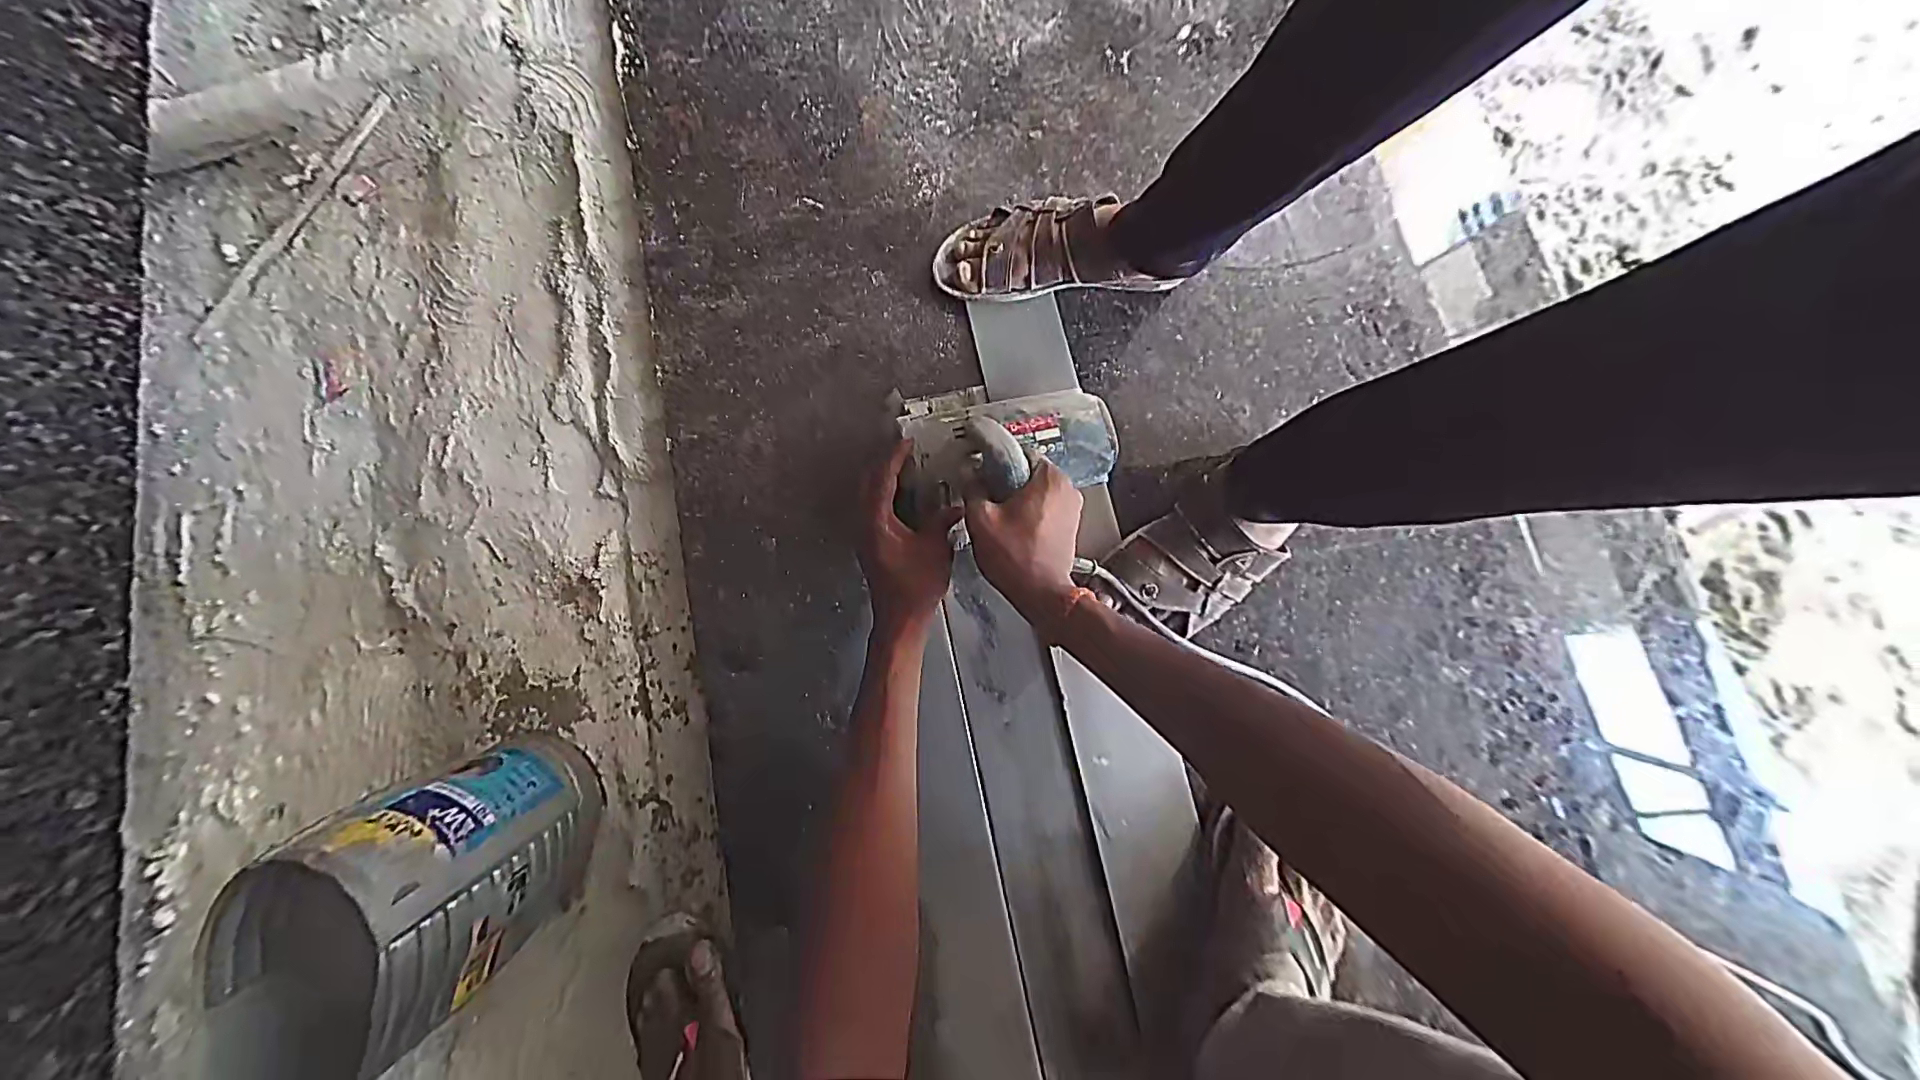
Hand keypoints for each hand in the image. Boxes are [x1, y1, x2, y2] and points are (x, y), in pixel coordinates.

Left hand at [857, 440, 963, 634]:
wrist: (900, 617)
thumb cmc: (914, 588)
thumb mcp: (934, 548)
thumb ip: (941, 521)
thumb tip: (954, 506)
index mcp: (878, 522)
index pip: (882, 479)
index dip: (894, 458)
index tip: (906, 444)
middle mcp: (865, 526)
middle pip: (868, 483)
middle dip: (885, 464)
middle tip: (904, 453)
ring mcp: (865, 535)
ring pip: (868, 496)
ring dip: (884, 480)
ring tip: (905, 471)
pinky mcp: (870, 544)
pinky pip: (872, 509)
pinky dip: (885, 496)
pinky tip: (904, 499)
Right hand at [963, 457, 1082, 626]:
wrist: (1042, 594)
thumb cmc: (1016, 558)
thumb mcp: (980, 519)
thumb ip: (973, 489)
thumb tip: (970, 474)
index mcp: (1050, 478)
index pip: (1018, 452)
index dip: (994, 460)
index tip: (979, 468)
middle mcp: (1067, 488)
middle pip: (1028, 472)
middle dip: (1005, 481)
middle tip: (985, 496)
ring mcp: (1072, 508)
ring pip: (1036, 491)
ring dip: (1017, 497)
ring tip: (996, 515)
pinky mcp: (1070, 525)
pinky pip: (1044, 508)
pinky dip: (1028, 512)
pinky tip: (1011, 527)